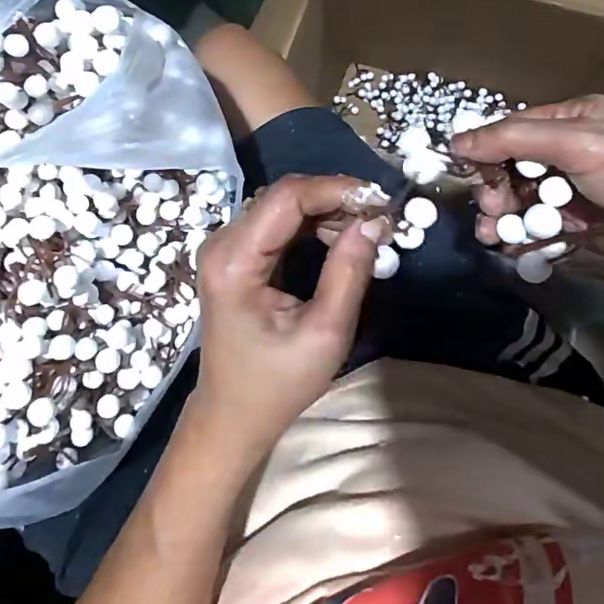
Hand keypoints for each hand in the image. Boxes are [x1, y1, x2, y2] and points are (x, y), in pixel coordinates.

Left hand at [191, 175, 383, 449]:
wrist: (233, 414)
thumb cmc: (277, 384)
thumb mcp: (325, 333)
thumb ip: (348, 272)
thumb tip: (373, 222)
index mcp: (234, 262)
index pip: (286, 197)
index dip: (335, 189)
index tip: (380, 201)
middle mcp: (222, 245)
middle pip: (283, 197)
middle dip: (335, 199)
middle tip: (381, 218)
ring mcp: (225, 249)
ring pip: (282, 207)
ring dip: (327, 212)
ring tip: (368, 231)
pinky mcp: (235, 257)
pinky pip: (277, 225)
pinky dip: (312, 226)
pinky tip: (341, 240)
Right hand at [451, 95, 603, 306]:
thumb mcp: (585, 143)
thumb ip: (516, 139)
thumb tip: (456, 141)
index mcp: (578, 122)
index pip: (513, 131)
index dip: (485, 151)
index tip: (468, 174)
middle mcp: (574, 157)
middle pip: (511, 171)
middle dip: (494, 189)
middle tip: (492, 209)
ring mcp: (579, 199)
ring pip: (521, 205)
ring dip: (501, 218)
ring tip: (494, 235)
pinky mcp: (584, 237)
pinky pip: (539, 236)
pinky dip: (522, 243)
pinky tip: (513, 250)